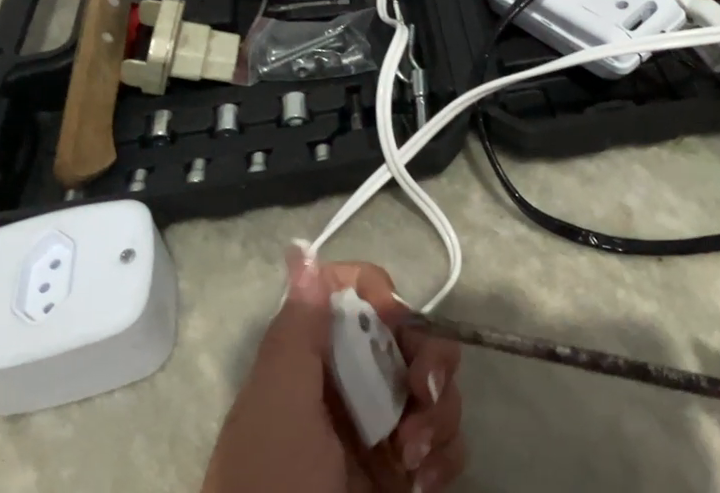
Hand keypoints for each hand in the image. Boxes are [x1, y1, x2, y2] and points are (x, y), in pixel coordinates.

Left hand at [201, 246, 464, 492]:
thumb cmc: (273, 482)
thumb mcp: (278, 405)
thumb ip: (297, 330)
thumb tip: (301, 249)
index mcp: (312, 359)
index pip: (355, 298)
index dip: (381, 296)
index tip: (391, 318)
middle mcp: (351, 385)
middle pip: (411, 339)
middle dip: (430, 360)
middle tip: (423, 393)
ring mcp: (381, 429)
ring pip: (436, 388)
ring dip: (440, 415)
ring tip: (415, 458)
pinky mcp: (406, 472)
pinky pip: (446, 442)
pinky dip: (446, 456)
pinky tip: (426, 482)